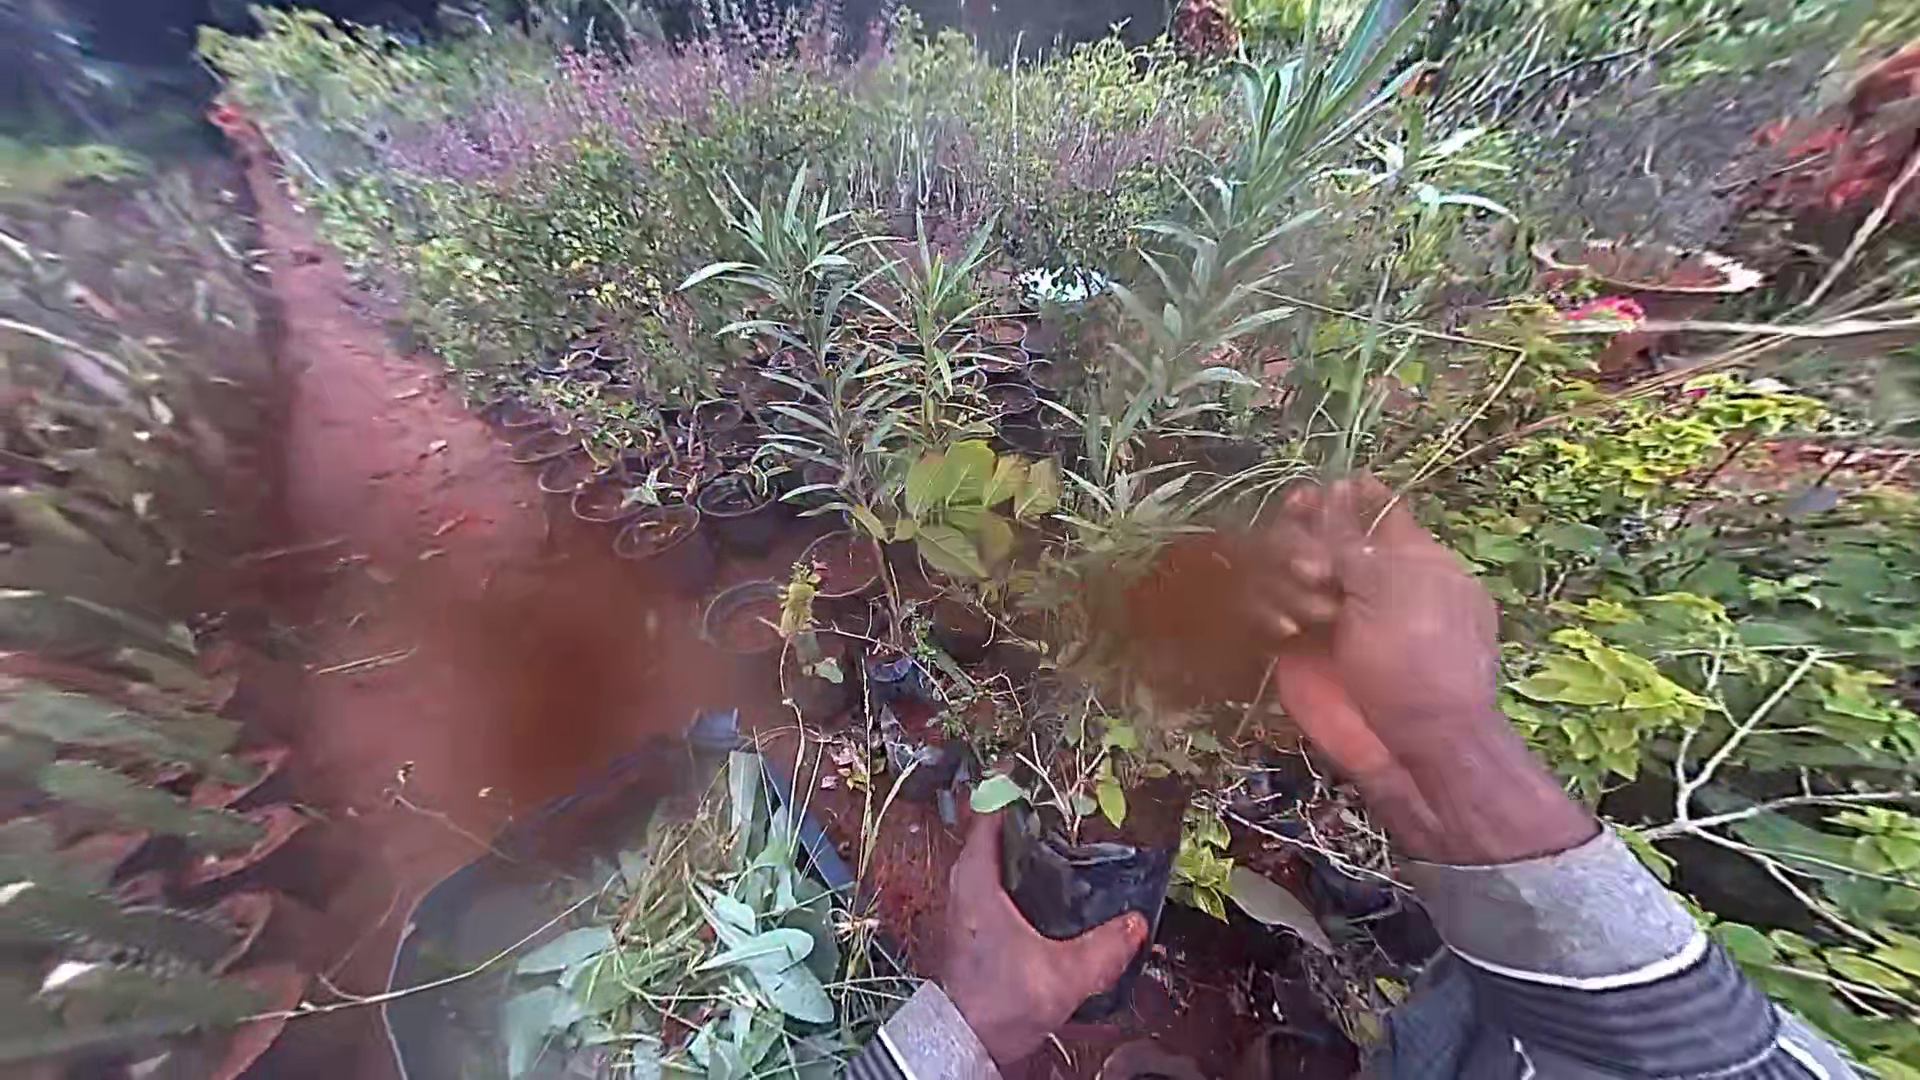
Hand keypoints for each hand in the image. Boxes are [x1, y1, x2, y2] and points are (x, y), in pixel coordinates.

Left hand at [940, 810, 1148, 1063]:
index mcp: (977, 876)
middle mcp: (966, 876)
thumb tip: (1137, 922)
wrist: (965, 1041)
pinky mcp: (973, 910)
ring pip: (994, 848)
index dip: (1014, 790)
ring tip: (1063, 833)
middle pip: (995, 826)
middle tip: (1066, 806)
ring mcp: (966, 893)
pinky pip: (993, 868)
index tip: (1044, 779)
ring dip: (1023, 838)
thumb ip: (1101, 950)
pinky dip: (1016, 860)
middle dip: (1028, 813)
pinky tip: (1048, 872)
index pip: (989, 813)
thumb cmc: (1000, 1002)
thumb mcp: (1058, 976)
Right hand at [1250, 475, 1594, 864]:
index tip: (1310, 496)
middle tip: (1313, 571)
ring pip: (1282, 569)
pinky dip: (1267, 613)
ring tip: (1310, 616)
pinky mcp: (1293, 641)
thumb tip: (1335, 489)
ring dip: (1286, 583)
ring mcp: (1325, 612)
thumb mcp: (1395, 588)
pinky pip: (1263, 608)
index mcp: (1406, 559)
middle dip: (1303, 544)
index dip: (1340, 499)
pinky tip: (1285, 633)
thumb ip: (1353, 541)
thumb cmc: (1419, 659)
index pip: (1370, 512)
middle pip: (1315, 536)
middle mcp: (1360, 580)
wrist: (1405, 742)